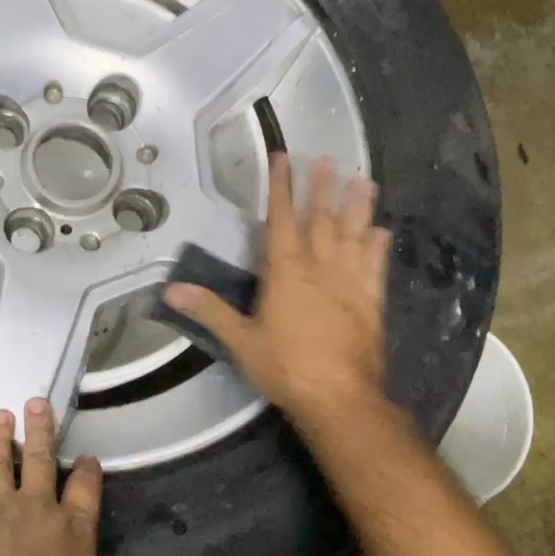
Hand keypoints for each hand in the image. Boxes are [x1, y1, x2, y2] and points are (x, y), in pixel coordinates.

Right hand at [163, 153, 392, 427]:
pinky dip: (378, 247)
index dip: (282, 187)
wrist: (339, 397)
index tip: (285, 158)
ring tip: (364, 180)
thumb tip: (171, 288)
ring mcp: (350, 283)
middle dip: (322, 187)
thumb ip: (210, 310)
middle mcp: (321, 268)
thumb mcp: (241, 341)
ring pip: (355, 234)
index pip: (282, 220)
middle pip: (322, 219)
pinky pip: (376, 266)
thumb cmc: (286, 368)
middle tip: (328, 158)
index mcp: (286, 273)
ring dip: (358, 206)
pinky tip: (382, 232)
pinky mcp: (372, 302)